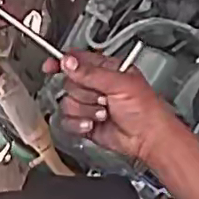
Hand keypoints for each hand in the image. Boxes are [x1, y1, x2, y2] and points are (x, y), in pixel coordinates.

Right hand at [44, 50, 194, 168]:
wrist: (148, 137)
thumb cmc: (145, 108)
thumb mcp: (119, 83)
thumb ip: (90, 73)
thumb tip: (68, 62)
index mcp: (105, 69)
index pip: (76, 61)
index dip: (61, 62)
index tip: (50, 66)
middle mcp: (95, 85)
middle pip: (69, 84)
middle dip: (85, 94)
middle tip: (103, 98)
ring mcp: (88, 105)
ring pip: (67, 104)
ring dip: (86, 110)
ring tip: (104, 112)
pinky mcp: (84, 122)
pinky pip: (67, 121)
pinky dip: (79, 124)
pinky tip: (94, 124)